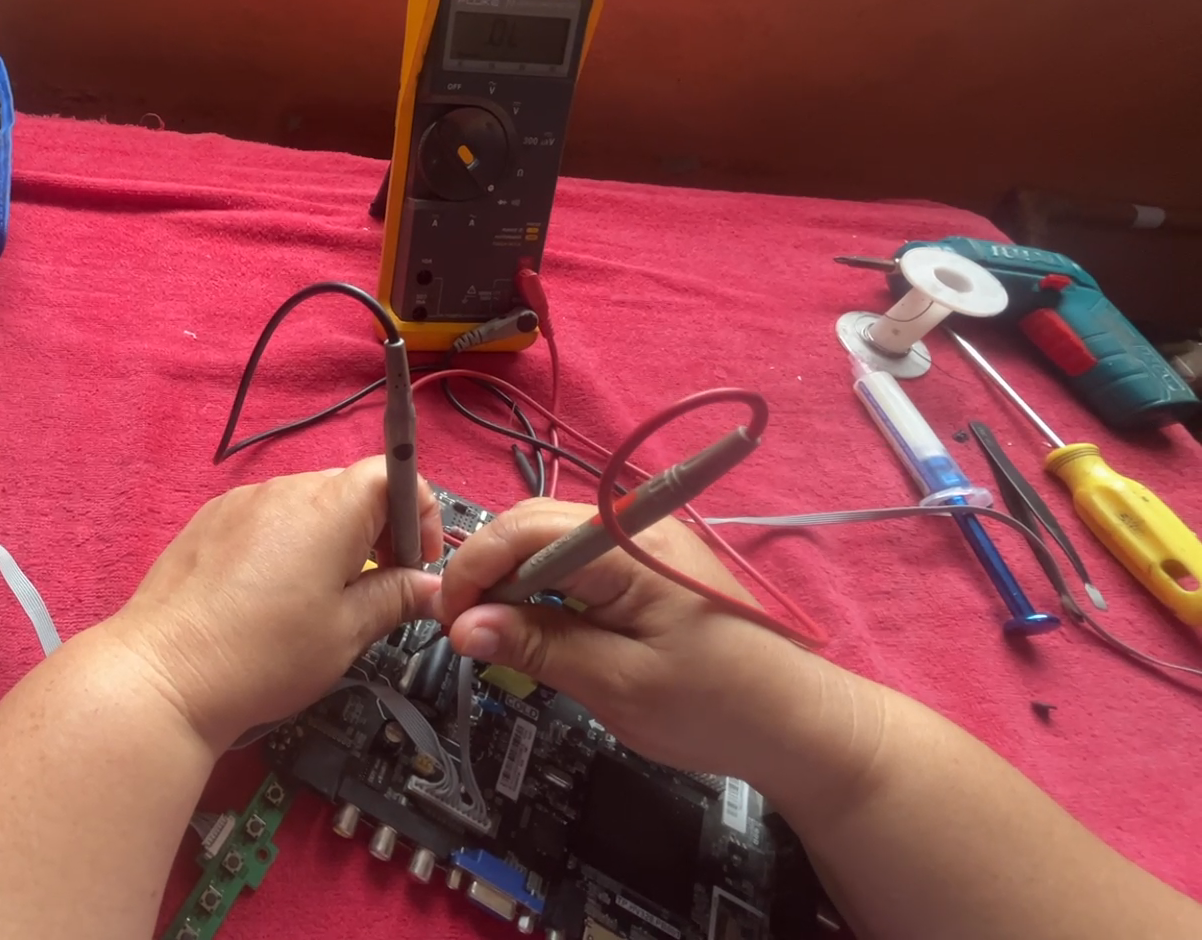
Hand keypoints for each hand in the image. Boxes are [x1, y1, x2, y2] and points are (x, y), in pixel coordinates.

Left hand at [106, 457, 442, 748]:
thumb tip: (431, 588)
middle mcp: (282, 490)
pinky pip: (266, 515)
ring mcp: (241, 501)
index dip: (416, 513)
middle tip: (375, 585)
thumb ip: (396, 597)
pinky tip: (271, 590)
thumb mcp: (346, 632)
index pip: (391, 473)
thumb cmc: (263, 654)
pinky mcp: (210, 519)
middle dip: (375, 529)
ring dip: (329, 535)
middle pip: (349, 488)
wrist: (164, 672)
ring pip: (306, 502)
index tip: (414, 563)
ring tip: (319, 594)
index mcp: (327, 508)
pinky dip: (286, 540)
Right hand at [434, 498, 849, 782]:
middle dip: (485, 569)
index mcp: (630, 546)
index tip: (448, 620)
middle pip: (529, 524)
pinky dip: (537, 583)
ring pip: (543, 537)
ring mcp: (636, 538)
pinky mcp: (638, 559)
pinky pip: (568, 556)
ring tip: (491, 625)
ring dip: (508, 576)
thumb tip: (463, 629)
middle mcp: (630, 524)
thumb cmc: (717, 709)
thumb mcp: (618, 685)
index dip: (475, 567)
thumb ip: (537, 647)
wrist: (804, 728)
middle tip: (464, 626)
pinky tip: (530, 618)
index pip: (526, 531)